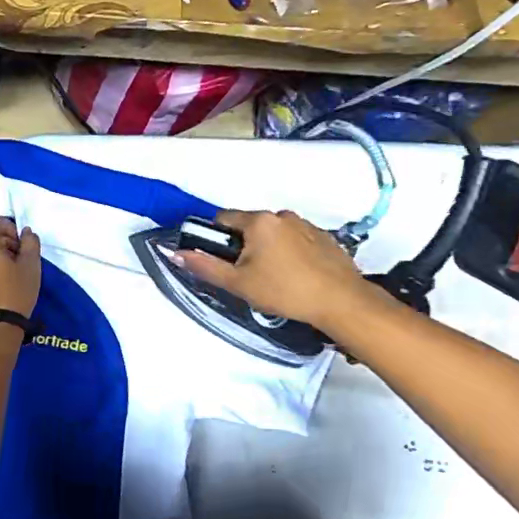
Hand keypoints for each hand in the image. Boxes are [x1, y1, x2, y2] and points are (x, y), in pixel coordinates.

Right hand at [174, 210, 385, 330]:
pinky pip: (296, 240)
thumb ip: (205, 266)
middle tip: (249, 276)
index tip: (222, 261)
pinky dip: (291, 253)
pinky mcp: (326, 237)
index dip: (216, 239)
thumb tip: (175, 252)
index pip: (223, 219)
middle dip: (244, 246)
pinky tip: (296, 276)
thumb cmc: (285, 291)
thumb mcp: (239, 283)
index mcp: (258, 221)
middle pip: (249, 226)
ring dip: (268, 249)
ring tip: (275, 279)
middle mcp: (282, 215)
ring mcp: (306, 224)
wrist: (342, 303)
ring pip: (273, 233)